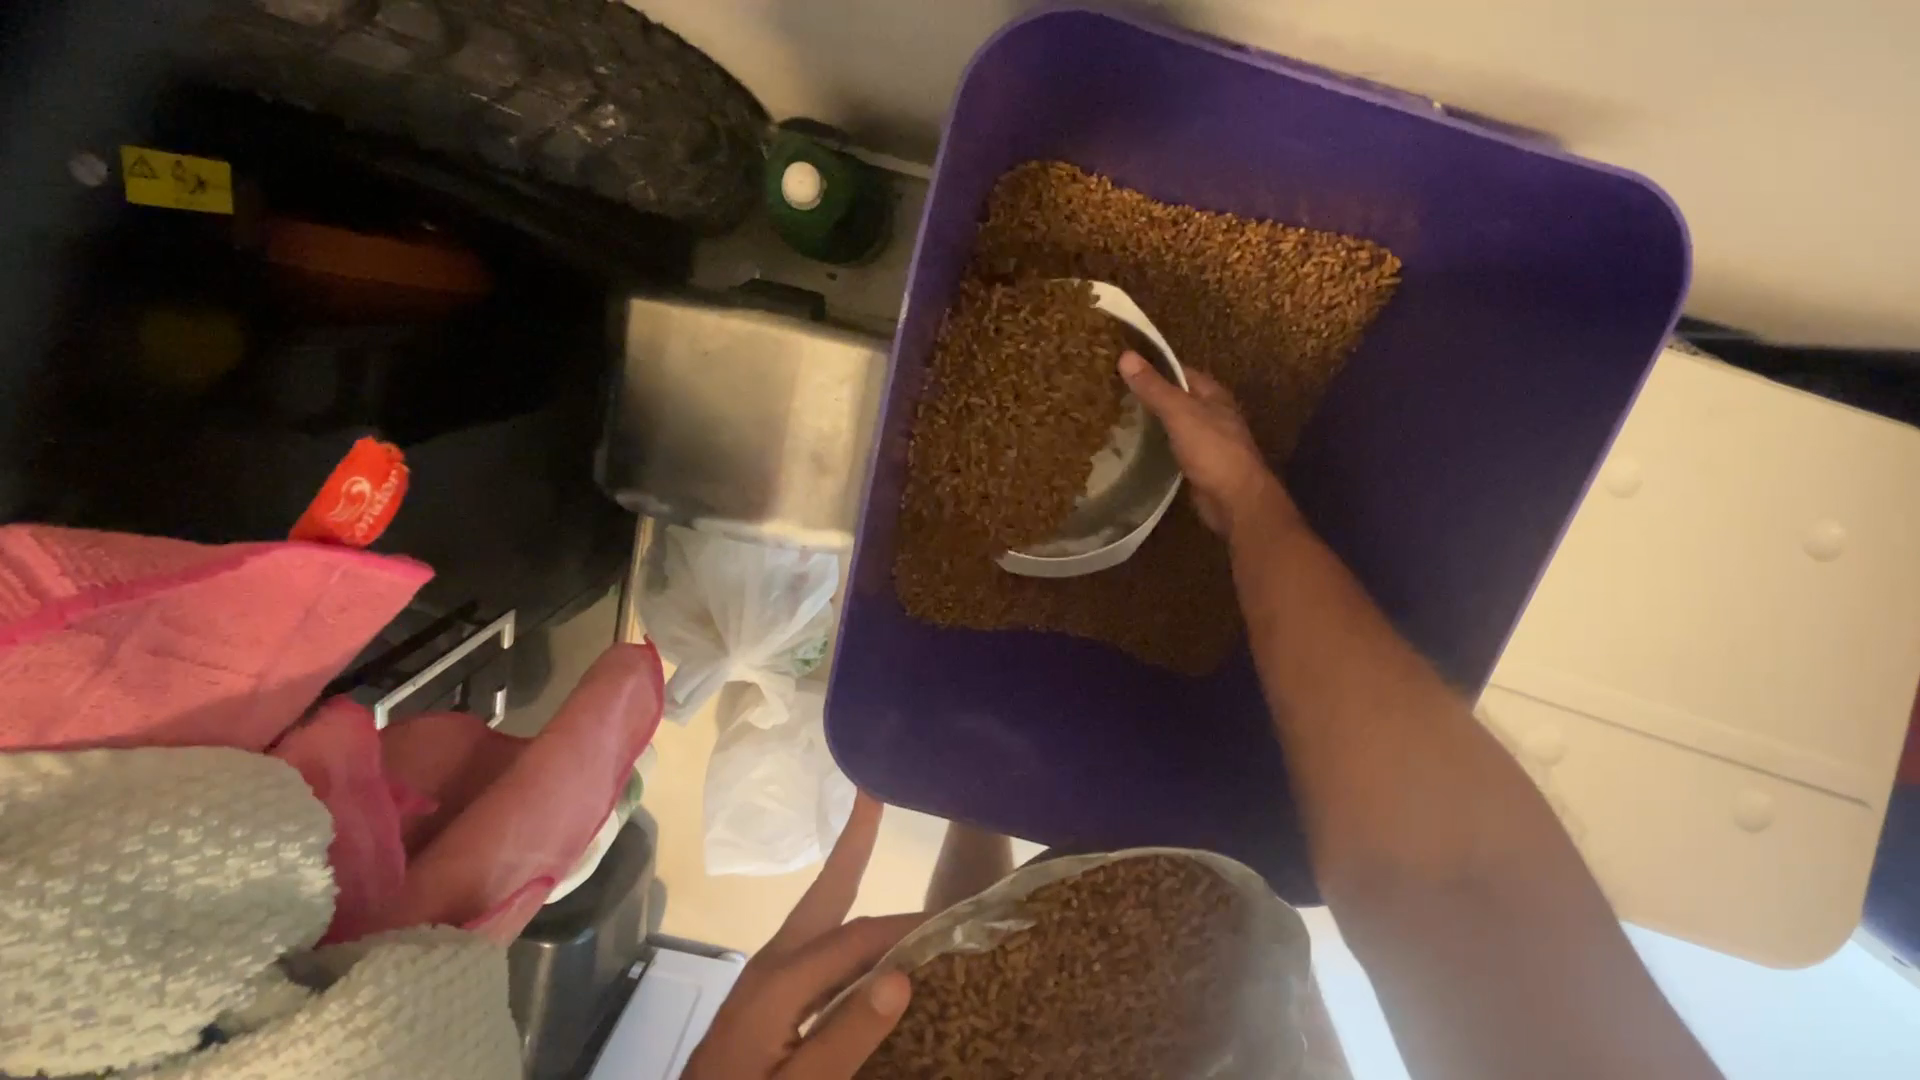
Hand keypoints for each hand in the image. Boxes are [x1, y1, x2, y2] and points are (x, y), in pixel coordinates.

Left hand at [683, 794, 924, 1079]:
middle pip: (824, 894)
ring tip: (869, 844)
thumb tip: (902, 972)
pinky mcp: (764, 998)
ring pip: (816, 914)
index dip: (905, 927)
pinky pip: (811, 942)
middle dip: (851, 845)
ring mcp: (763, 979)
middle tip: (873, 797)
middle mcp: (771, 965)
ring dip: (845, 876)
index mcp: (780, 982)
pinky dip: (840, 920)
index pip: (858, 938)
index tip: (950, 920)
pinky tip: (855, 938)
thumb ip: (847, 1036)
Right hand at [1118, 351, 1293, 537]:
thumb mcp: (1179, 413)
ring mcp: (1209, 440)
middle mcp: (1214, 413)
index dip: (1155, 367)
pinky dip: (1159, 444)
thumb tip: (1125, 355)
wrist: (1235, 499)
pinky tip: (1140, 448)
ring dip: (1155, 421)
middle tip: (1116, 395)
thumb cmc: (1211, 450)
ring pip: (1177, 423)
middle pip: (1179, 397)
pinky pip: (1176, 446)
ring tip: (1122, 419)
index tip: (1124, 369)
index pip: (1180, 371)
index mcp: (1213, 394)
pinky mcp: (1201, 465)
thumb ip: (1154, 387)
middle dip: (1152, 395)